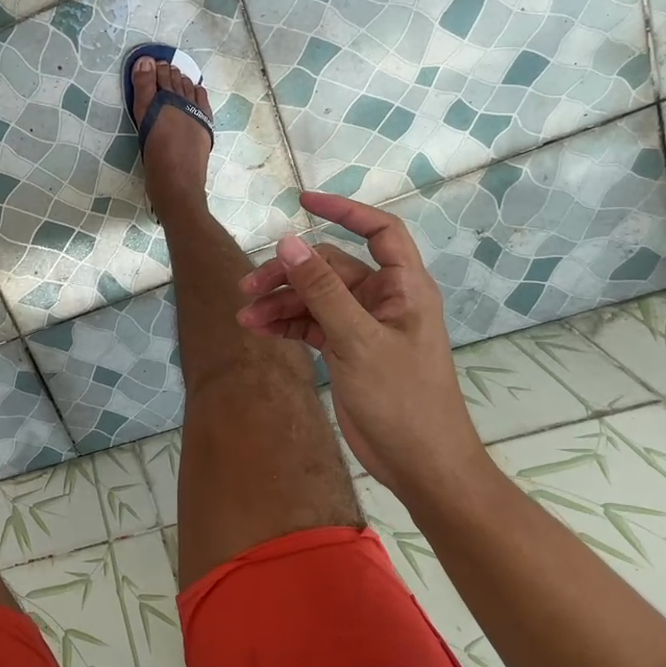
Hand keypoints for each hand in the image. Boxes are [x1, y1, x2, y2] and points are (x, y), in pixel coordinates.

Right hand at [236, 191, 487, 497]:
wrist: (420, 465)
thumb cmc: (403, 399)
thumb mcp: (357, 340)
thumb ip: (322, 290)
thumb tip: (288, 242)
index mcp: (404, 288)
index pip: (380, 232)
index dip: (345, 211)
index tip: (303, 201)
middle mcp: (383, 299)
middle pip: (329, 267)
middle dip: (289, 273)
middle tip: (248, 288)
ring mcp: (363, 325)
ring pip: (313, 296)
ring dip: (279, 302)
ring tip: (245, 317)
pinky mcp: (346, 348)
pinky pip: (309, 322)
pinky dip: (284, 323)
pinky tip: (258, 330)